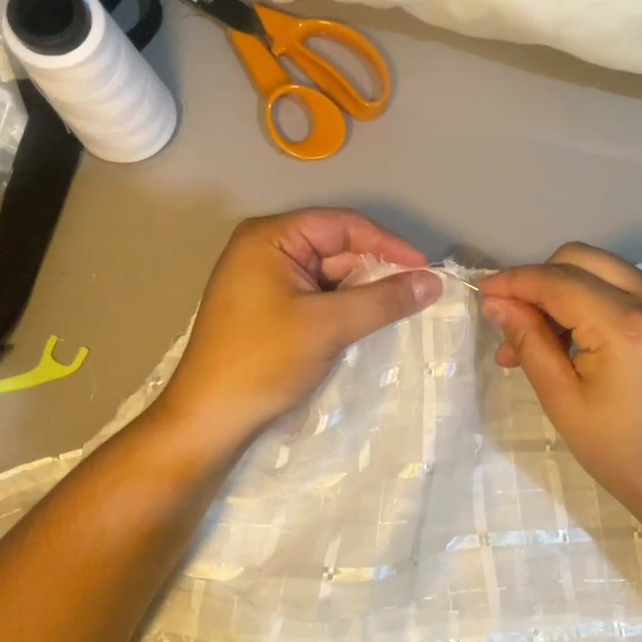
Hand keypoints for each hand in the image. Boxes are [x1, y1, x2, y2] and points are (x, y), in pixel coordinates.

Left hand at [157, 208, 442, 447]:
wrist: (208, 417)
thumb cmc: (263, 360)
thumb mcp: (329, 326)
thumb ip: (383, 300)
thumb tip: (433, 282)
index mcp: (271, 237)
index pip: (343, 225)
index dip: (388, 244)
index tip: (425, 270)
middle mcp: (265, 248)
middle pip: (337, 247)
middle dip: (376, 271)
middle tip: (417, 297)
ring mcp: (264, 279)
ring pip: (330, 275)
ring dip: (362, 293)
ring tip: (399, 313)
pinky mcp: (267, 307)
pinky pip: (316, 296)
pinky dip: (343, 308)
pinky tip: (367, 324)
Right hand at [479, 243, 641, 530]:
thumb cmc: (621, 451)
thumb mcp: (563, 400)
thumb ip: (529, 342)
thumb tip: (497, 302)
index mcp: (627, 325)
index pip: (557, 282)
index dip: (514, 282)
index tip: (482, 293)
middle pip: (579, 259)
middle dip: (539, 282)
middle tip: (513, 325)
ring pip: (600, 267)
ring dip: (562, 291)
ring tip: (538, 342)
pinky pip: (621, 284)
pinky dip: (590, 299)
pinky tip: (574, 339)